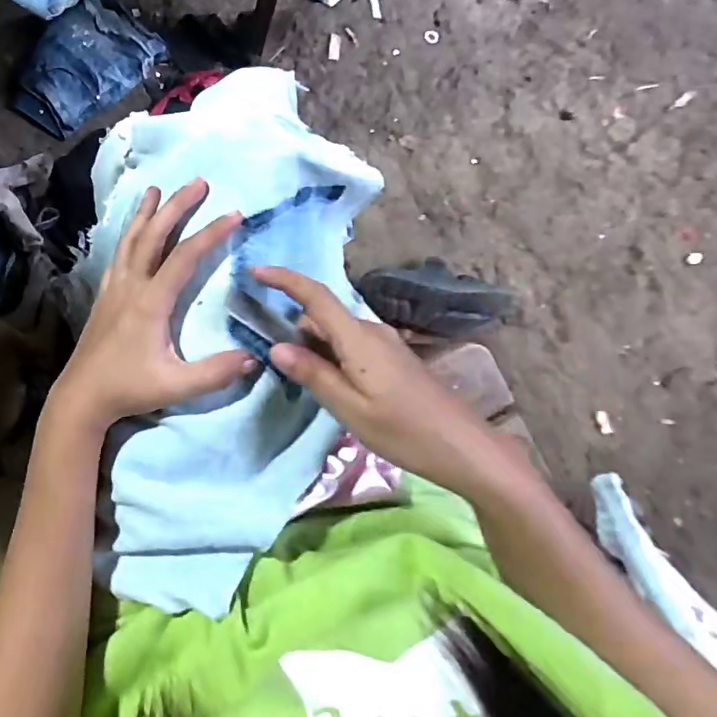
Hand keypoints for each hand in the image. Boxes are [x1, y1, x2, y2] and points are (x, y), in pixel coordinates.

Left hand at [47, 180, 256, 431]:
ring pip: (131, 240)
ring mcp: (114, 289)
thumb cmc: (128, 389)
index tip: (234, 213)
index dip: (210, 234)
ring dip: (146, 213)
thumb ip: (215, 372)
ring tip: (156, 189)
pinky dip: (129, 235)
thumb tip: (254, 357)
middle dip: (177, 206)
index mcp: (150, 302)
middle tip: (199, 182)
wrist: (80, 396)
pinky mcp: (104, 296)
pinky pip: (118, 255)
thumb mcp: (176, 386)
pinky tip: (132, 232)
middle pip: (154, 236)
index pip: (184, 258)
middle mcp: (130, 286)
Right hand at [252, 266, 502, 492]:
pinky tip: (334, 389)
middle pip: (321, 317)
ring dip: (314, 350)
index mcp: (358, 338)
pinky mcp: (391, 357)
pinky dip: (332, 357)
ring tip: (307, 387)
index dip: (284, 279)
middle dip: (295, 334)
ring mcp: (384, 343)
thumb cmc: (403, 430)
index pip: (315, 296)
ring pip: (335, 333)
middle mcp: (370, 330)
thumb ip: (313, 374)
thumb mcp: (349, 408)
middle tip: (281, 371)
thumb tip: (276, 347)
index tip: (254, 270)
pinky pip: (350, 346)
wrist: (462, 445)